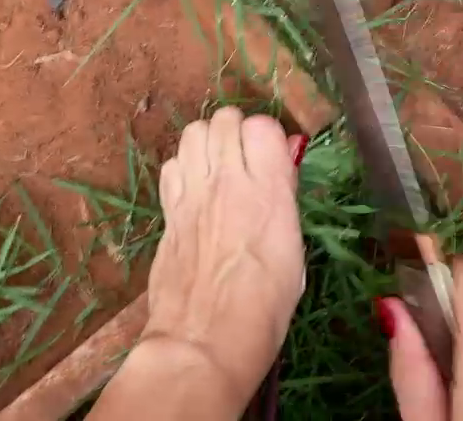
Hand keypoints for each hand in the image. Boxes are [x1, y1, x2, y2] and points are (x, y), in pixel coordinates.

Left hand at [91, 108, 305, 420]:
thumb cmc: (263, 310)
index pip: (263, 125)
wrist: (203, 344)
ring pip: (194, 131)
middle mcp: (228, 182)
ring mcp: (193, 193)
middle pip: (225, 118)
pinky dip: (183, 166)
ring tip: (216, 162)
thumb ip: (285, 198)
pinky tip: (193, 186)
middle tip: (243, 153)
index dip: (268, 135)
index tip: (272, 154)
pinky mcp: (168, 210)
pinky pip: (172, 163)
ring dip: (207, 139)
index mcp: (269, 192)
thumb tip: (283, 162)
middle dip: (236, 128)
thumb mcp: (294, 253)